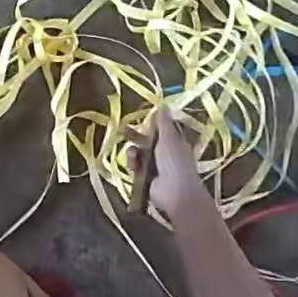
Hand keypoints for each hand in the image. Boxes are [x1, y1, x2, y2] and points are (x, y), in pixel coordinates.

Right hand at [129, 107, 213, 221]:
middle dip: (135, 136)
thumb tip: (163, 104)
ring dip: (133, 152)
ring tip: (133, 155)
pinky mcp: (146, 178)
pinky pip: (136, 167)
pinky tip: (133, 166)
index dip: (151, 124)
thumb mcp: (169, 138)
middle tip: (122, 130)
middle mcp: (166, 154)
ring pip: (139, 154)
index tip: (140, 119)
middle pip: (147, 141)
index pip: (161, 130)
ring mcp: (156, 167)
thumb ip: (163, 122)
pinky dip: (133, 165)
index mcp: (175, 142)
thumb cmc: (174, 162)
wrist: (174, 192)